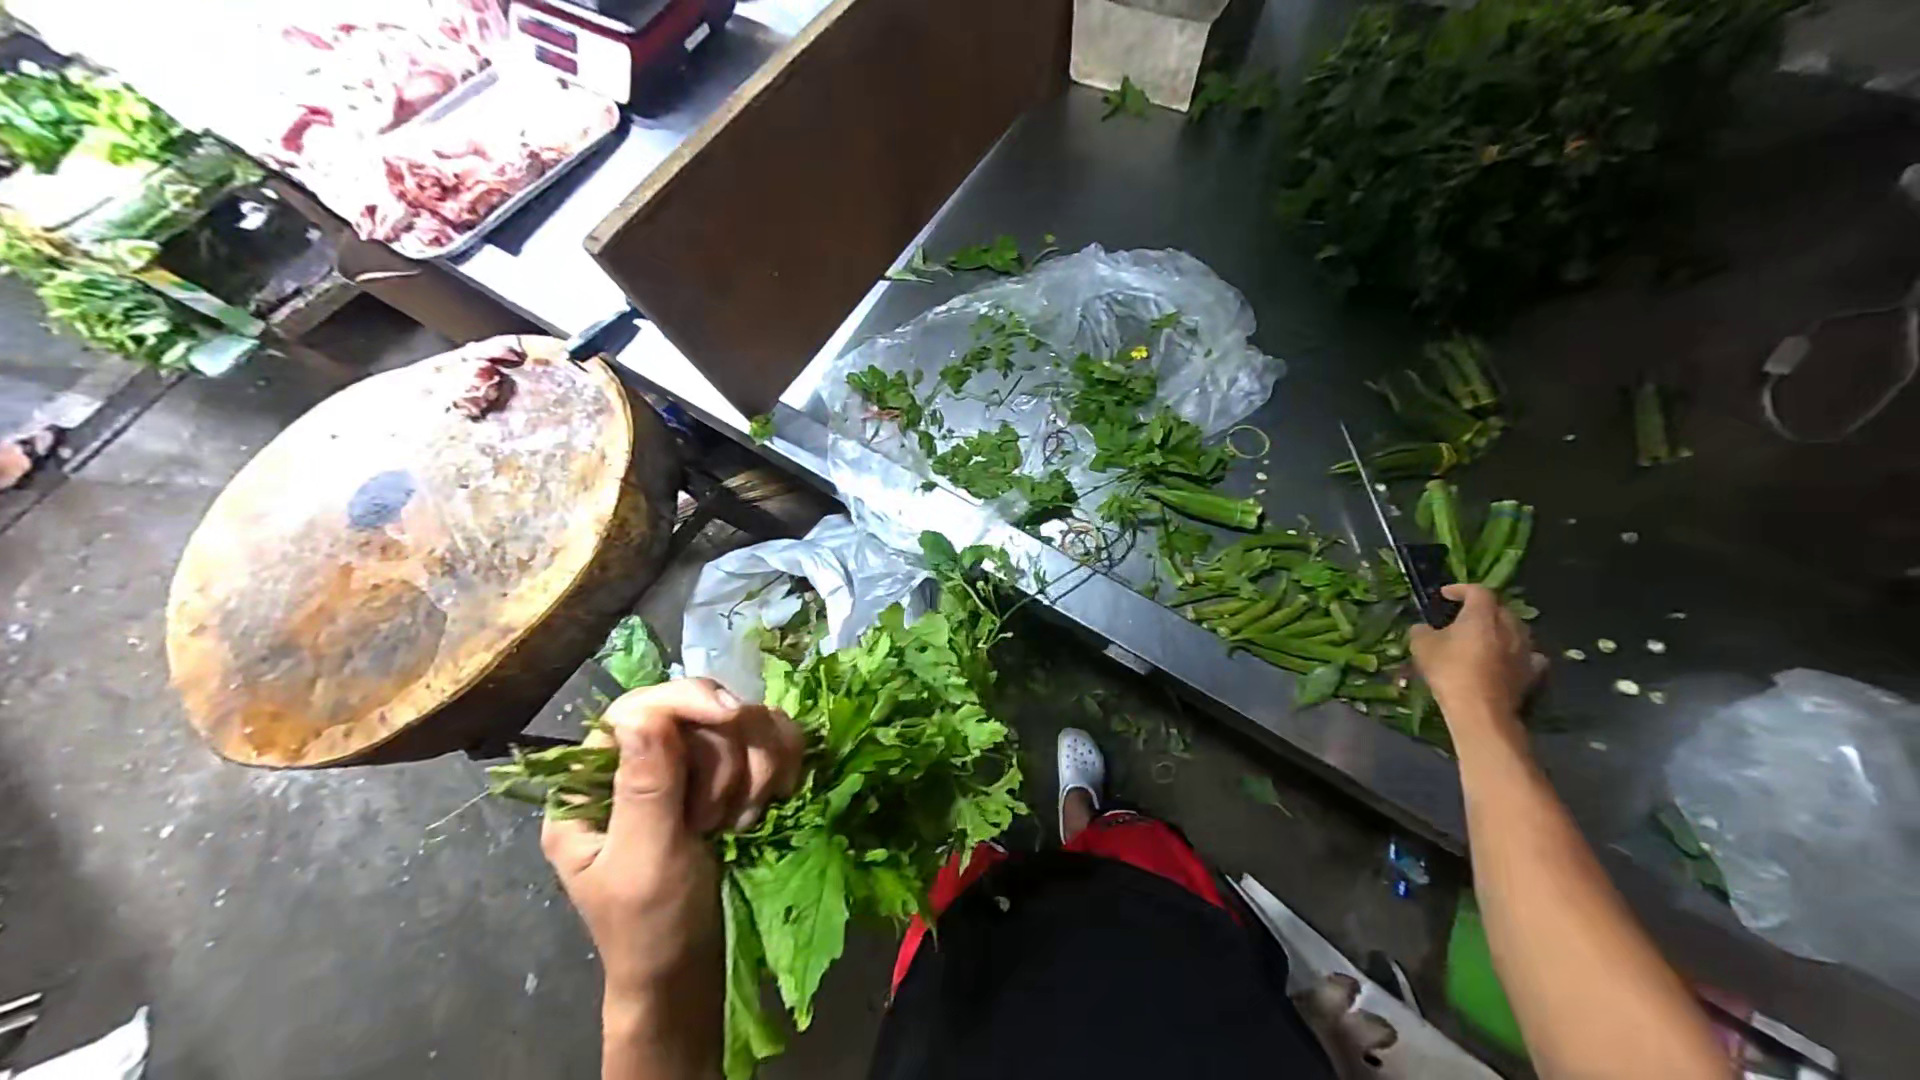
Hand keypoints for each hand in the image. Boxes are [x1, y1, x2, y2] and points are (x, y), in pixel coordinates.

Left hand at [541, 679, 803, 1007]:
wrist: (691, 969)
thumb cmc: (652, 927)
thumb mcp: (644, 861)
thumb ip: (645, 787)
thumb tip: (642, 712)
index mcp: (593, 782)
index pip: (639, 706)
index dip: (687, 700)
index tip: (730, 716)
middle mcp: (640, 762)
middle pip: (699, 711)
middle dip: (725, 759)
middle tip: (720, 818)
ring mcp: (689, 765)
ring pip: (742, 720)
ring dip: (755, 768)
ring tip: (740, 820)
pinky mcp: (730, 772)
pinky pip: (769, 737)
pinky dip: (779, 763)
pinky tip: (772, 800)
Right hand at [1409, 584, 1545, 738]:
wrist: (1479, 709)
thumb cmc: (1449, 670)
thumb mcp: (1421, 646)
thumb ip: (1422, 630)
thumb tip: (1423, 628)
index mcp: (1482, 615)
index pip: (1478, 591)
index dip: (1461, 589)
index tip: (1445, 594)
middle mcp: (1509, 627)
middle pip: (1500, 608)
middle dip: (1482, 608)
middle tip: (1463, 616)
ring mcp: (1524, 649)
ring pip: (1515, 629)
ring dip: (1499, 629)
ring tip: (1482, 636)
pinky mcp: (1532, 671)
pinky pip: (1526, 653)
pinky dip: (1515, 651)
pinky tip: (1505, 657)